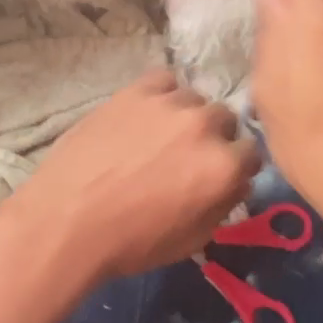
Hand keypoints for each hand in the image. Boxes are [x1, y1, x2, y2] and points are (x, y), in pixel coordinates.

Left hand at [8, 69, 259, 280]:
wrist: (70, 218)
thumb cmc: (133, 242)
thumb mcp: (193, 240)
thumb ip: (222, 204)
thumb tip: (234, 182)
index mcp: (224, 167)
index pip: (251, 153)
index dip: (237, 167)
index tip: (222, 176)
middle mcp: (204, 127)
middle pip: (225, 120)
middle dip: (215, 138)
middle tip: (189, 157)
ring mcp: (169, 103)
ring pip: (195, 99)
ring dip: (187, 116)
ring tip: (162, 135)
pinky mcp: (136, 90)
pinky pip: (164, 80)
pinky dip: (163, 94)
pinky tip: (147, 113)